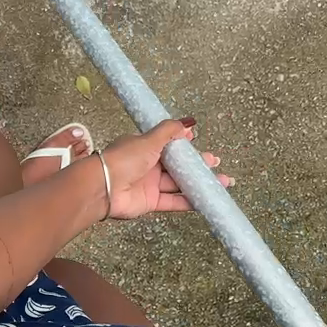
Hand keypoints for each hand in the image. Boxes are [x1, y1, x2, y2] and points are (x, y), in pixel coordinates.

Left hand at [98, 118, 232, 219]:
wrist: (104, 187)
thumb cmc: (122, 159)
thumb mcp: (148, 140)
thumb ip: (168, 131)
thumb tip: (187, 124)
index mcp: (144, 147)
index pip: (169, 145)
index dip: (185, 146)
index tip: (200, 145)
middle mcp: (147, 165)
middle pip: (177, 166)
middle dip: (197, 165)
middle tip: (215, 164)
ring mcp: (149, 184)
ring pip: (179, 184)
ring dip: (199, 183)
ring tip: (222, 182)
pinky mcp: (150, 202)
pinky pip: (174, 201)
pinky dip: (190, 201)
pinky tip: (207, 198)